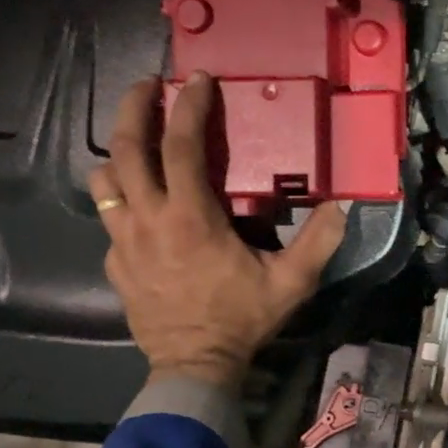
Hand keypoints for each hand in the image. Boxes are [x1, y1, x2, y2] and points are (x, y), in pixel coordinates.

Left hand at [89, 72, 345, 388]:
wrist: (194, 366)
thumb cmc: (241, 319)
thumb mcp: (291, 282)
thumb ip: (319, 241)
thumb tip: (343, 206)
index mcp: (190, 217)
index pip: (181, 145)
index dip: (188, 106)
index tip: (196, 80)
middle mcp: (148, 219)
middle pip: (126, 149)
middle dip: (134, 109)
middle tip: (147, 86)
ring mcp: (123, 242)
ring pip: (104, 180)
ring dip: (119, 154)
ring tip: (139, 144)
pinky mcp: (113, 263)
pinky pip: (108, 217)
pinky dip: (121, 199)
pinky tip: (143, 207)